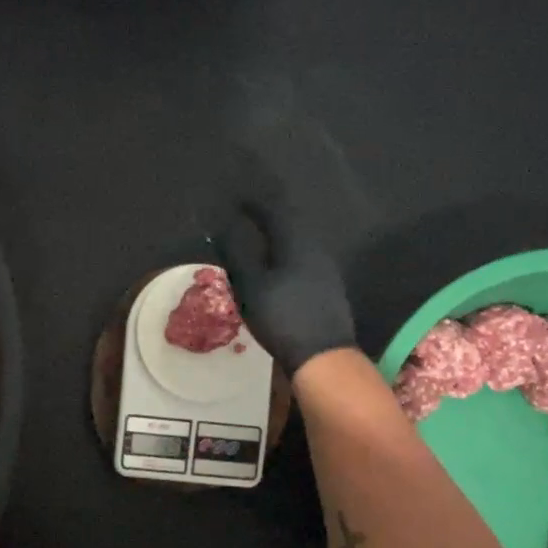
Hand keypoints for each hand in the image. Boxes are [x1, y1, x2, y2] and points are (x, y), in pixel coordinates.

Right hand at [209, 120, 365, 377]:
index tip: (234, 190)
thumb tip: (221, 223)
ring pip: (296, 243)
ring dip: (275, 236)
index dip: (253, 199)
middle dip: (265, 215)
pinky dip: (283, 255)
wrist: (322, 356)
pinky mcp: (326, 290)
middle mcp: (315, 249)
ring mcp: (325, 271)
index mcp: (297, 242)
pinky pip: (301, 261)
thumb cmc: (282, 318)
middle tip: (243, 210)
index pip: (274, 208)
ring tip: (255, 236)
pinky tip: (275, 266)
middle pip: (288, 223)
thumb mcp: (251, 285)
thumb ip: (237, 251)